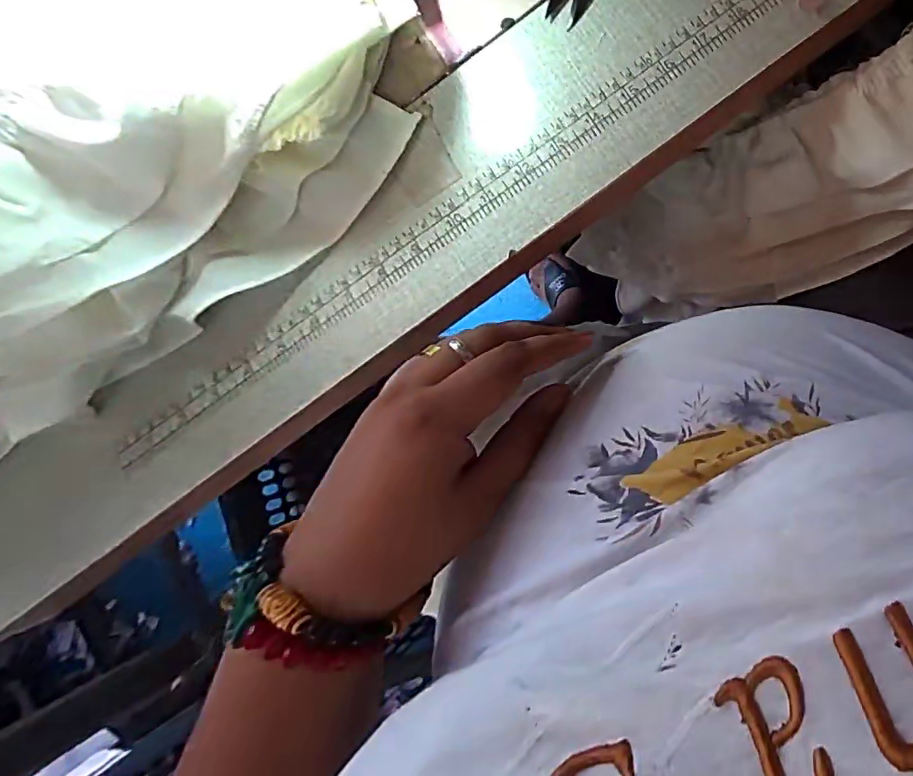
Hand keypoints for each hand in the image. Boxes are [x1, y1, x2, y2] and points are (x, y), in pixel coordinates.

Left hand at [278, 322, 592, 621]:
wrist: (326, 580)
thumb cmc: (412, 545)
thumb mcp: (481, 496)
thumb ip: (525, 437)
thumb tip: (561, 390)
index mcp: (437, 414)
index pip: (506, 360)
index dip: (551, 347)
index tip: (587, 340)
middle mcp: (410, 390)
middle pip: (479, 340)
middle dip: (528, 331)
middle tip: (568, 337)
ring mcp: (389, 394)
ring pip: (452, 343)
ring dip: (497, 337)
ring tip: (535, 344)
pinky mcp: (378, 405)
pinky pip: (431, 358)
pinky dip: (467, 350)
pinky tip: (483, 363)